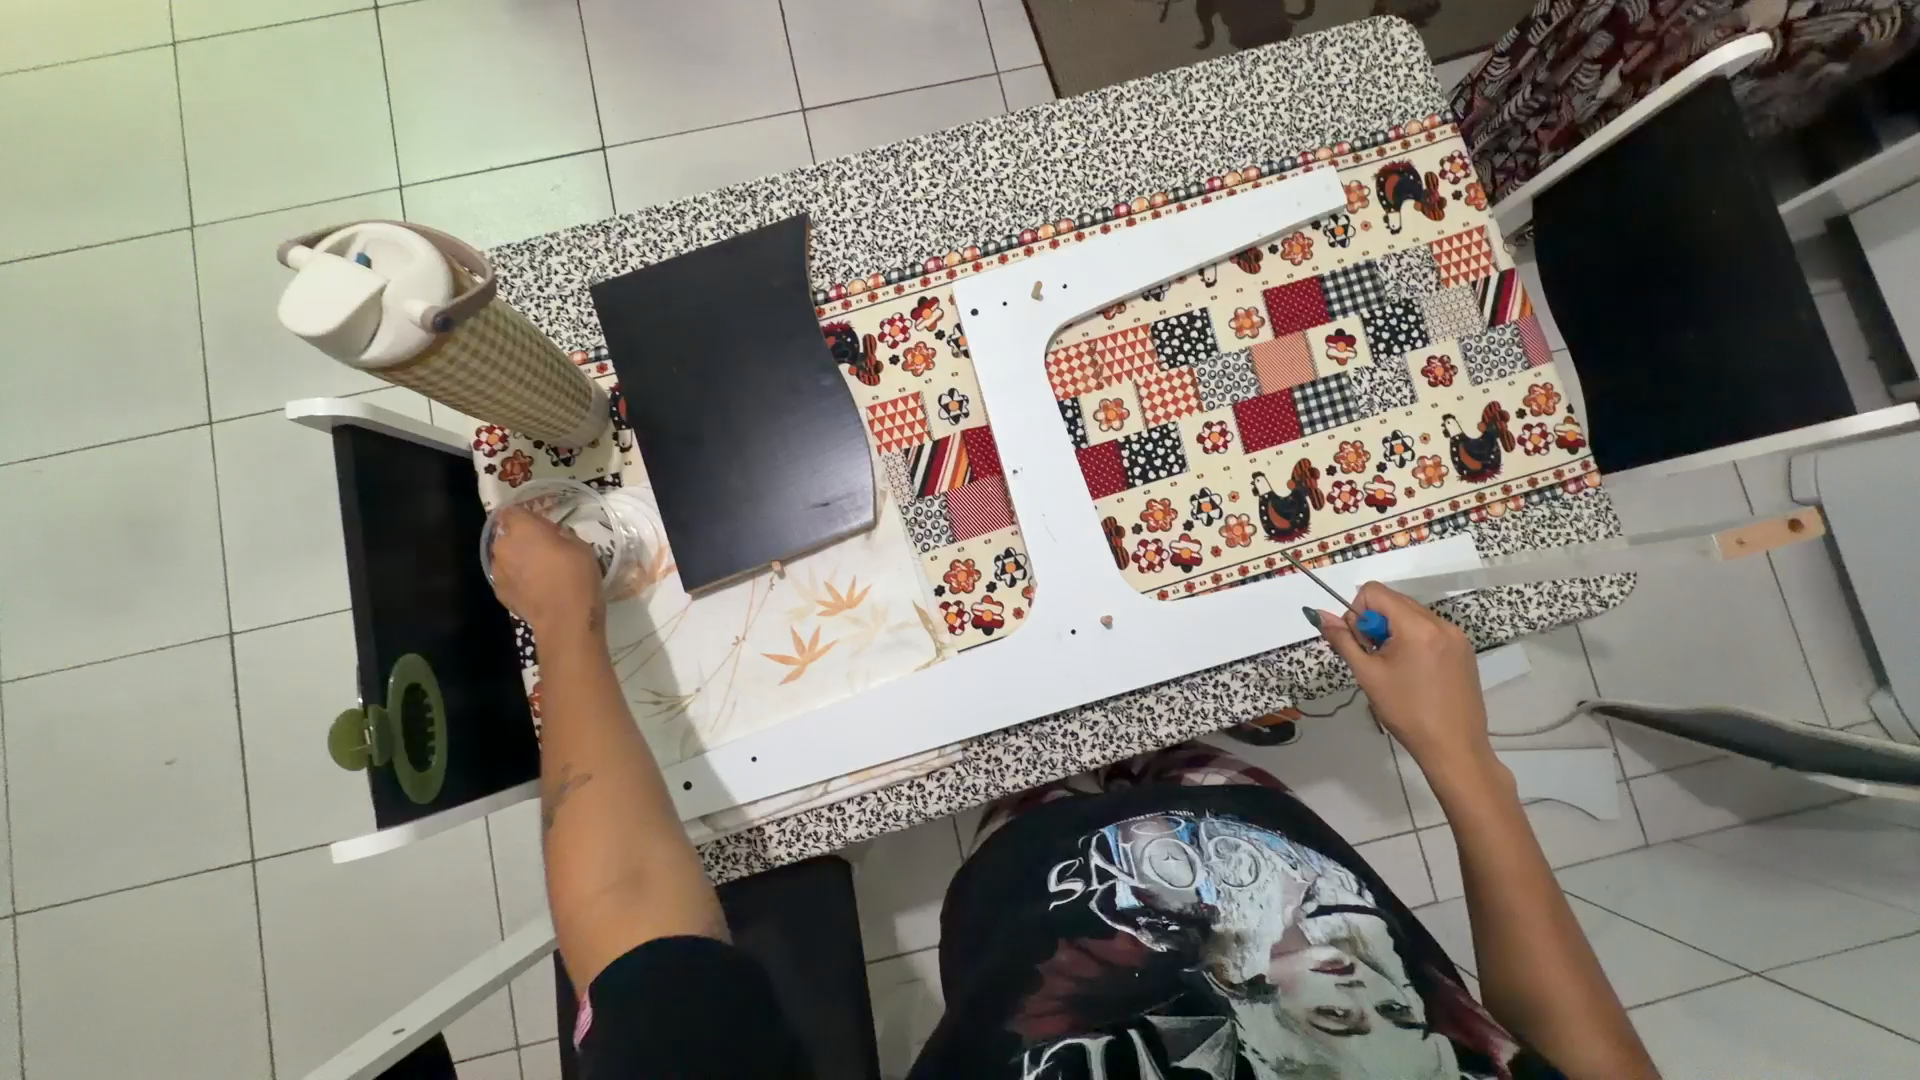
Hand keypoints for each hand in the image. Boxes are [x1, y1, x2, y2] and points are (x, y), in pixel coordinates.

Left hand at [487, 507, 604, 640]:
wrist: (565, 619)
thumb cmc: (577, 576)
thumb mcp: (581, 546)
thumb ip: (560, 534)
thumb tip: (551, 535)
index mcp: (523, 529)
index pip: (512, 511)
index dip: (526, 516)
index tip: (542, 525)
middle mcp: (503, 546)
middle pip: (508, 535)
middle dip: (523, 539)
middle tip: (546, 550)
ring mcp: (497, 570)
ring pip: (506, 557)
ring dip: (519, 559)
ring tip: (541, 572)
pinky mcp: (499, 591)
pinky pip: (508, 577)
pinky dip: (518, 579)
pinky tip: (536, 588)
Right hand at [1313, 582, 1492, 775]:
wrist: (1453, 746)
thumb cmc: (1405, 711)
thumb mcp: (1367, 674)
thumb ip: (1342, 639)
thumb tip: (1319, 614)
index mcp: (1417, 627)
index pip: (1375, 592)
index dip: (1357, 611)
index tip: (1360, 642)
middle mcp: (1441, 623)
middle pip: (1394, 601)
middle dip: (1374, 622)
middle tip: (1373, 656)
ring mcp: (1456, 636)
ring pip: (1411, 615)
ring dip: (1393, 631)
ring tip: (1394, 667)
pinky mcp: (1463, 650)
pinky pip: (1429, 629)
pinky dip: (1412, 640)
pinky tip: (1413, 672)